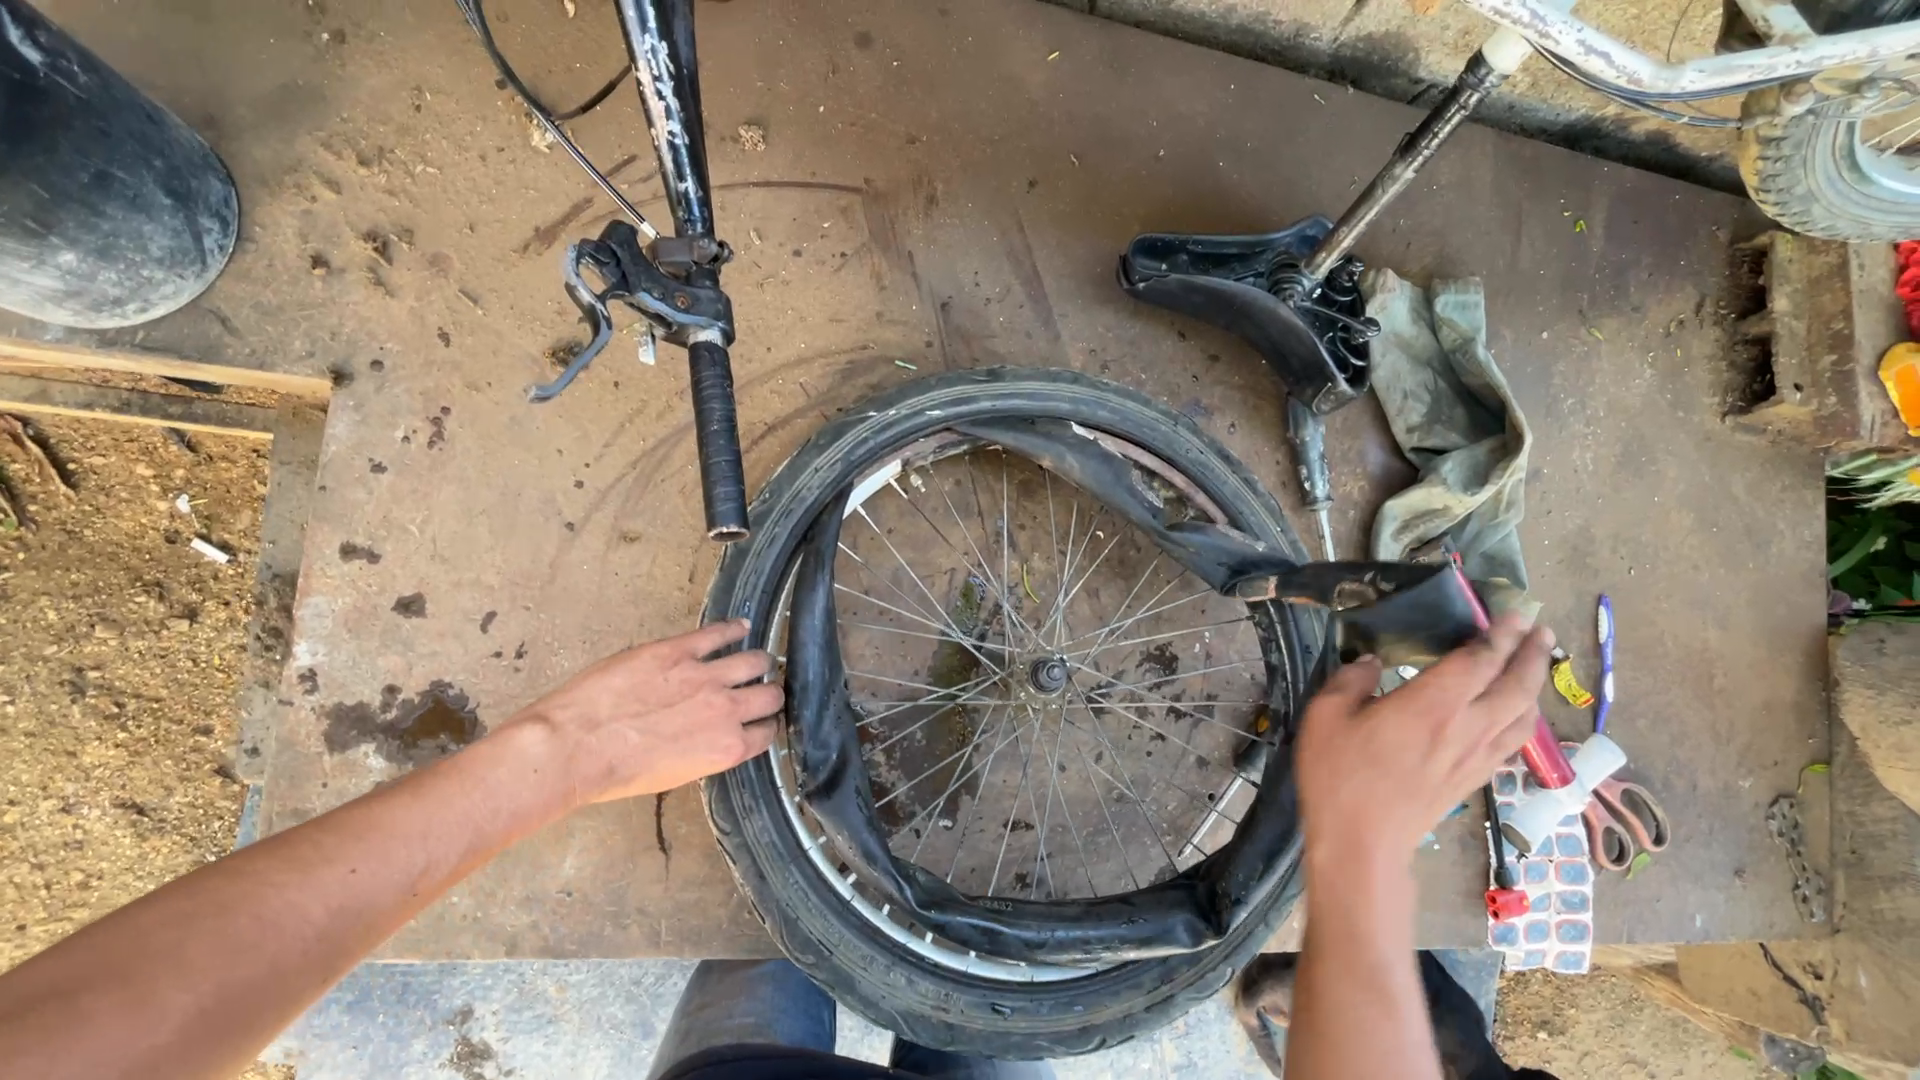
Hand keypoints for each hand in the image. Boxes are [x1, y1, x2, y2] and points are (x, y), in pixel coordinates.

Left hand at [503, 619, 783, 805]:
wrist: (573, 748)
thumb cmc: (614, 773)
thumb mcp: (674, 775)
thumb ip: (706, 752)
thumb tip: (713, 736)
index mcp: (726, 748)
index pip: (767, 732)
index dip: (765, 725)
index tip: (761, 720)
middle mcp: (726, 711)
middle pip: (771, 694)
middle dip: (769, 693)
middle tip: (761, 690)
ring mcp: (705, 676)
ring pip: (755, 660)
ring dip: (758, 662)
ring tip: (755, 661)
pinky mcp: (678, 650)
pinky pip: (719, 633)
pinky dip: (734, 628)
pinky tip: (741, 626)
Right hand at [1295, 612, 1552, 870]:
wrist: (1361, 841)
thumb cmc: (1339, 774)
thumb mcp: (1326, 715)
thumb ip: (1350, 680)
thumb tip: (1371, 662)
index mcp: (1432, 704)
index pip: (1478, 660)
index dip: (1499, 633)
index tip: (1515, 611)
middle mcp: (1465, 726)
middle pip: (1516, 685)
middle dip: (1531, 653)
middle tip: (1540, 629)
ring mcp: (1475, 756)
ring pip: (1523, 715)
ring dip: (1533, 685)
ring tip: (1533, 666)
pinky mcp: (1474, 779)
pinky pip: (1513, 742)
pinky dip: (1523, 719)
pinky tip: (1515, 715)